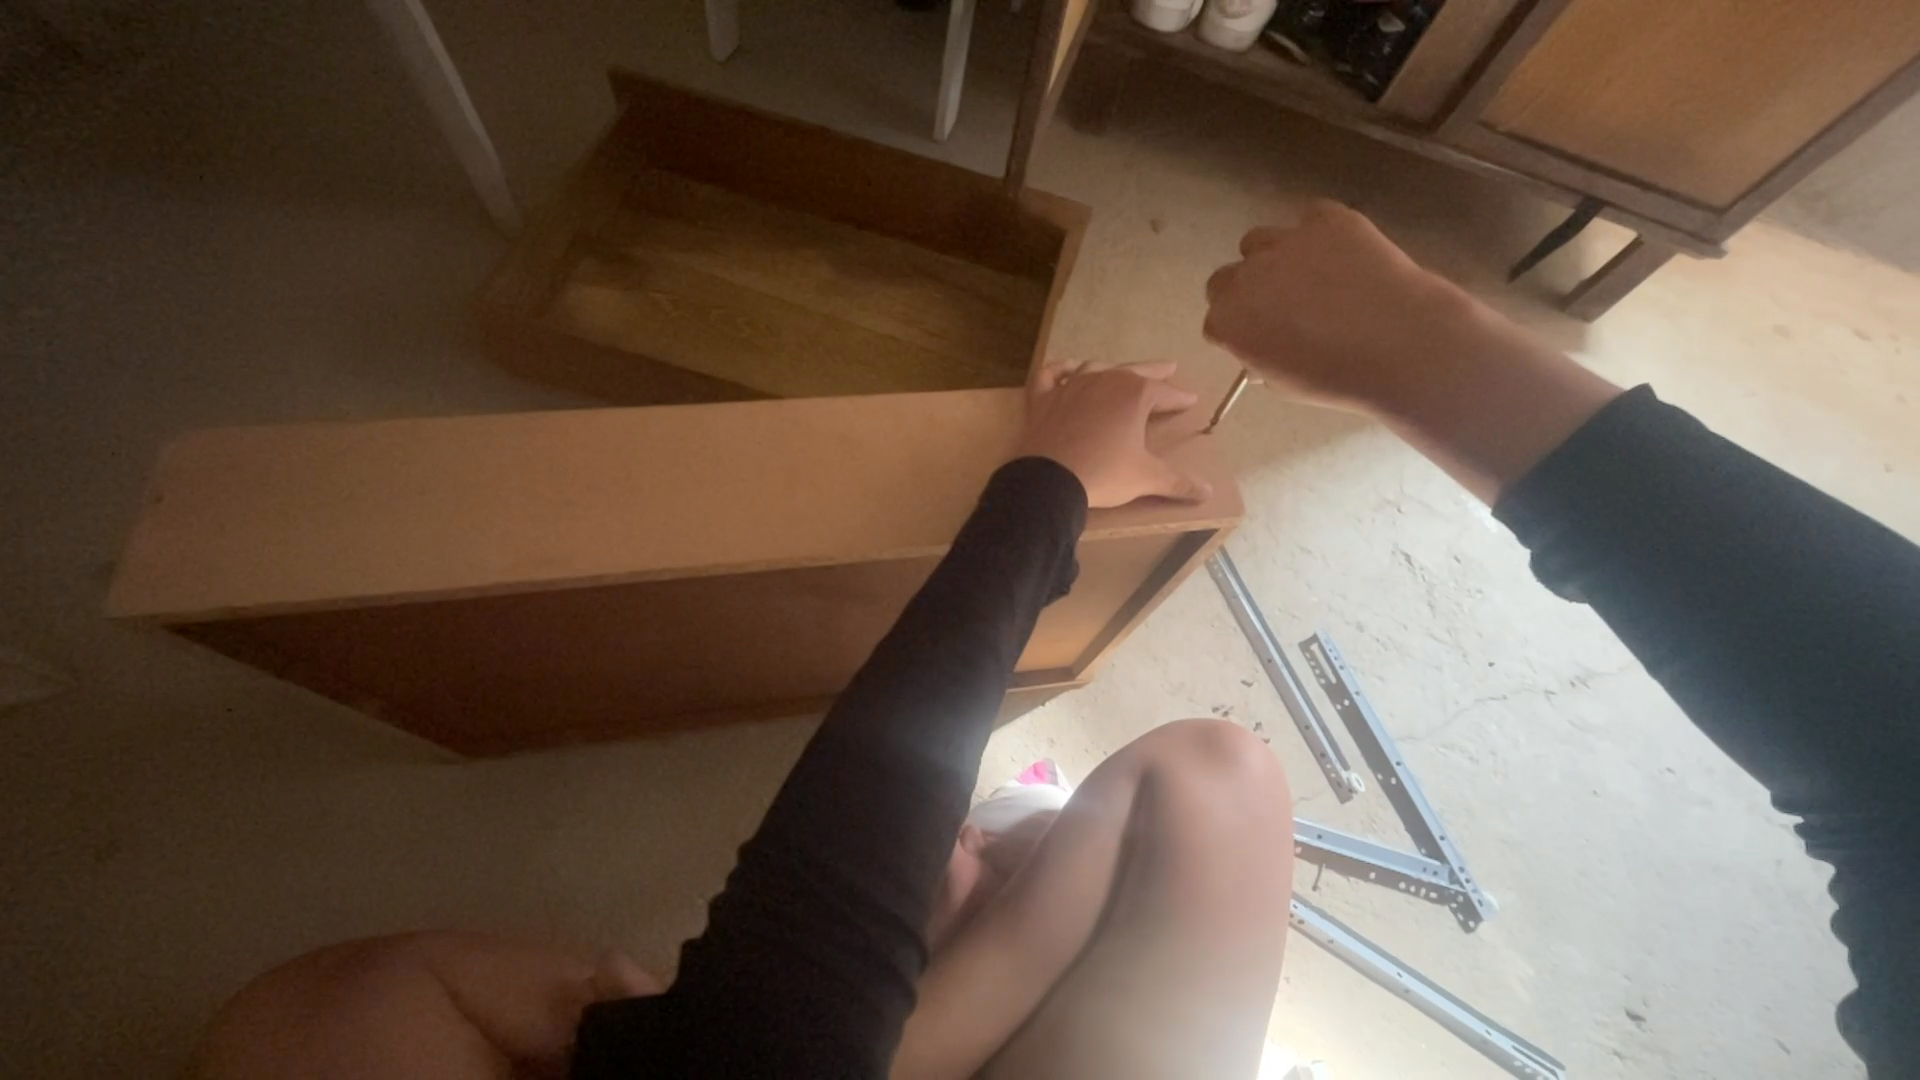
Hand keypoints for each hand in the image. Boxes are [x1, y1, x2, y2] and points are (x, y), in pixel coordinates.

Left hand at [1015, 361, 1212, 508]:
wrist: (1050, 480)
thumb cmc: (1104, 473)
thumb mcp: (1146, 478)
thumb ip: (1178, 482)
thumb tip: (1208, 492)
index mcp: (1134, 394)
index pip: (1165, 392)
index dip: (1179, 397)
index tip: (1191, 399)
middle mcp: (1104, 380)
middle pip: (1134, 371)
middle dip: (1154, 371)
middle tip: (1169, 367)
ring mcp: (1070, 386)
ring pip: (1094, 368)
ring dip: (1111, 369)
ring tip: (1121, 372)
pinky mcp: (1042, 399)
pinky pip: (1050, 376)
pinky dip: (1060, 370)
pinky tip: (1068, 369)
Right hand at [1203, 200, 1487, 414]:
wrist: (1397, 342)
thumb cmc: (1335, 376)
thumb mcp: (1282, 383)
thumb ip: (1259, 358)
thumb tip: (1263, 346)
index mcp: (1227, 321)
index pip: (1215, 320)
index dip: (1236, 329)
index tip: (1259, 339)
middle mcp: (1244, 276)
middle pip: (1225, 278)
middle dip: (1244, 291)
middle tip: (1277, 308)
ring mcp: (1284, 242)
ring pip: (1257, 241)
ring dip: (1271, 257)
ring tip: (1306, 275)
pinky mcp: (1324, 219)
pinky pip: (1310, 218)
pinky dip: (1319, 233)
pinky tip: (1341, 254)